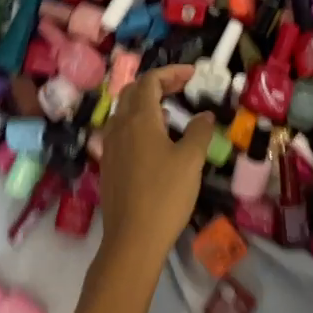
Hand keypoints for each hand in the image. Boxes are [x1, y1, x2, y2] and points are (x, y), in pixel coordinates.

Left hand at [96, 64, 215, 271]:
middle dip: (157, 83)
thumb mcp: (190, 161)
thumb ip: (199, 132)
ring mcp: (109, 146)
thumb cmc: (165, 195)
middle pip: (133, 92)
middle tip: (181, 88)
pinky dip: (137, 123)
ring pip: (123, 111)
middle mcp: (119, 126)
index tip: (192, 74)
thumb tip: (204, 115)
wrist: (132, 240)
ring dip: (145, 103)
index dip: (171, 72)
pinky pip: (120, 131)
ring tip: (169, 112)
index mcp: (139, 118)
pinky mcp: (107, 165)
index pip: (150, 81)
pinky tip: (153, 142)